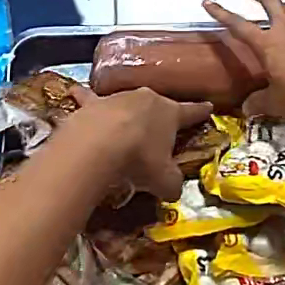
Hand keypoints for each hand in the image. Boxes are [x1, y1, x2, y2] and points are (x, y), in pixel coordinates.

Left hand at [52, 86, 210, 202]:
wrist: (99, 143)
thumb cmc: (140, 158)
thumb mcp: (164, 180)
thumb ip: (172, 184)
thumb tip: (173, 190)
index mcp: (170, 113)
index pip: (191, 112)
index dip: (201, 112)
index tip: (209, 107)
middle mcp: (147, 99)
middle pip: (158, 105)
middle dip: (160, 115)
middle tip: (160, 127)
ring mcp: (119, 98)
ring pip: (127, 102)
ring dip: (127, 110)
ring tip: (124, 121)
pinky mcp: (93, 104)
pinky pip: (90, 100)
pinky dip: (84, 98)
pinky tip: (75, 93)